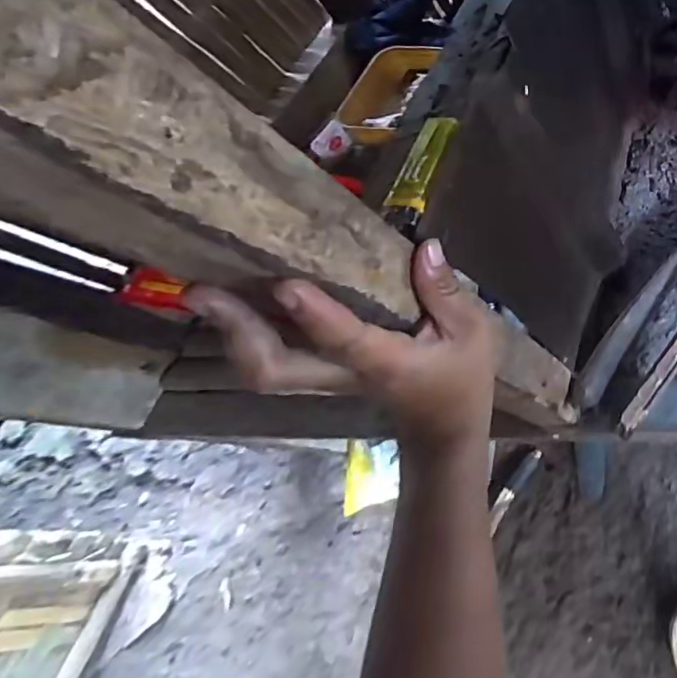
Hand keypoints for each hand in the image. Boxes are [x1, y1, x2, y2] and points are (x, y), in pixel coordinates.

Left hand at [185, 240, 500, 455]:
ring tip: (205, 293)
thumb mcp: (473, 331)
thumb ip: (446, 292)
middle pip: (274, 369)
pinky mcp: (322, 376)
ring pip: (263, 370)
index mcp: (386, 363)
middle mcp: (343, 376)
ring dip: (231, 334)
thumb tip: (426, 248)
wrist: (446, 429)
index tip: (286, 284)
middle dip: (237, 331)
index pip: (344, 341)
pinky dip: (247, 336)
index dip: (315, 315)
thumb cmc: (462, 378)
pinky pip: (274, 361)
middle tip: (204, 291)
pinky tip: (235, 308)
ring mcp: (326, 381)